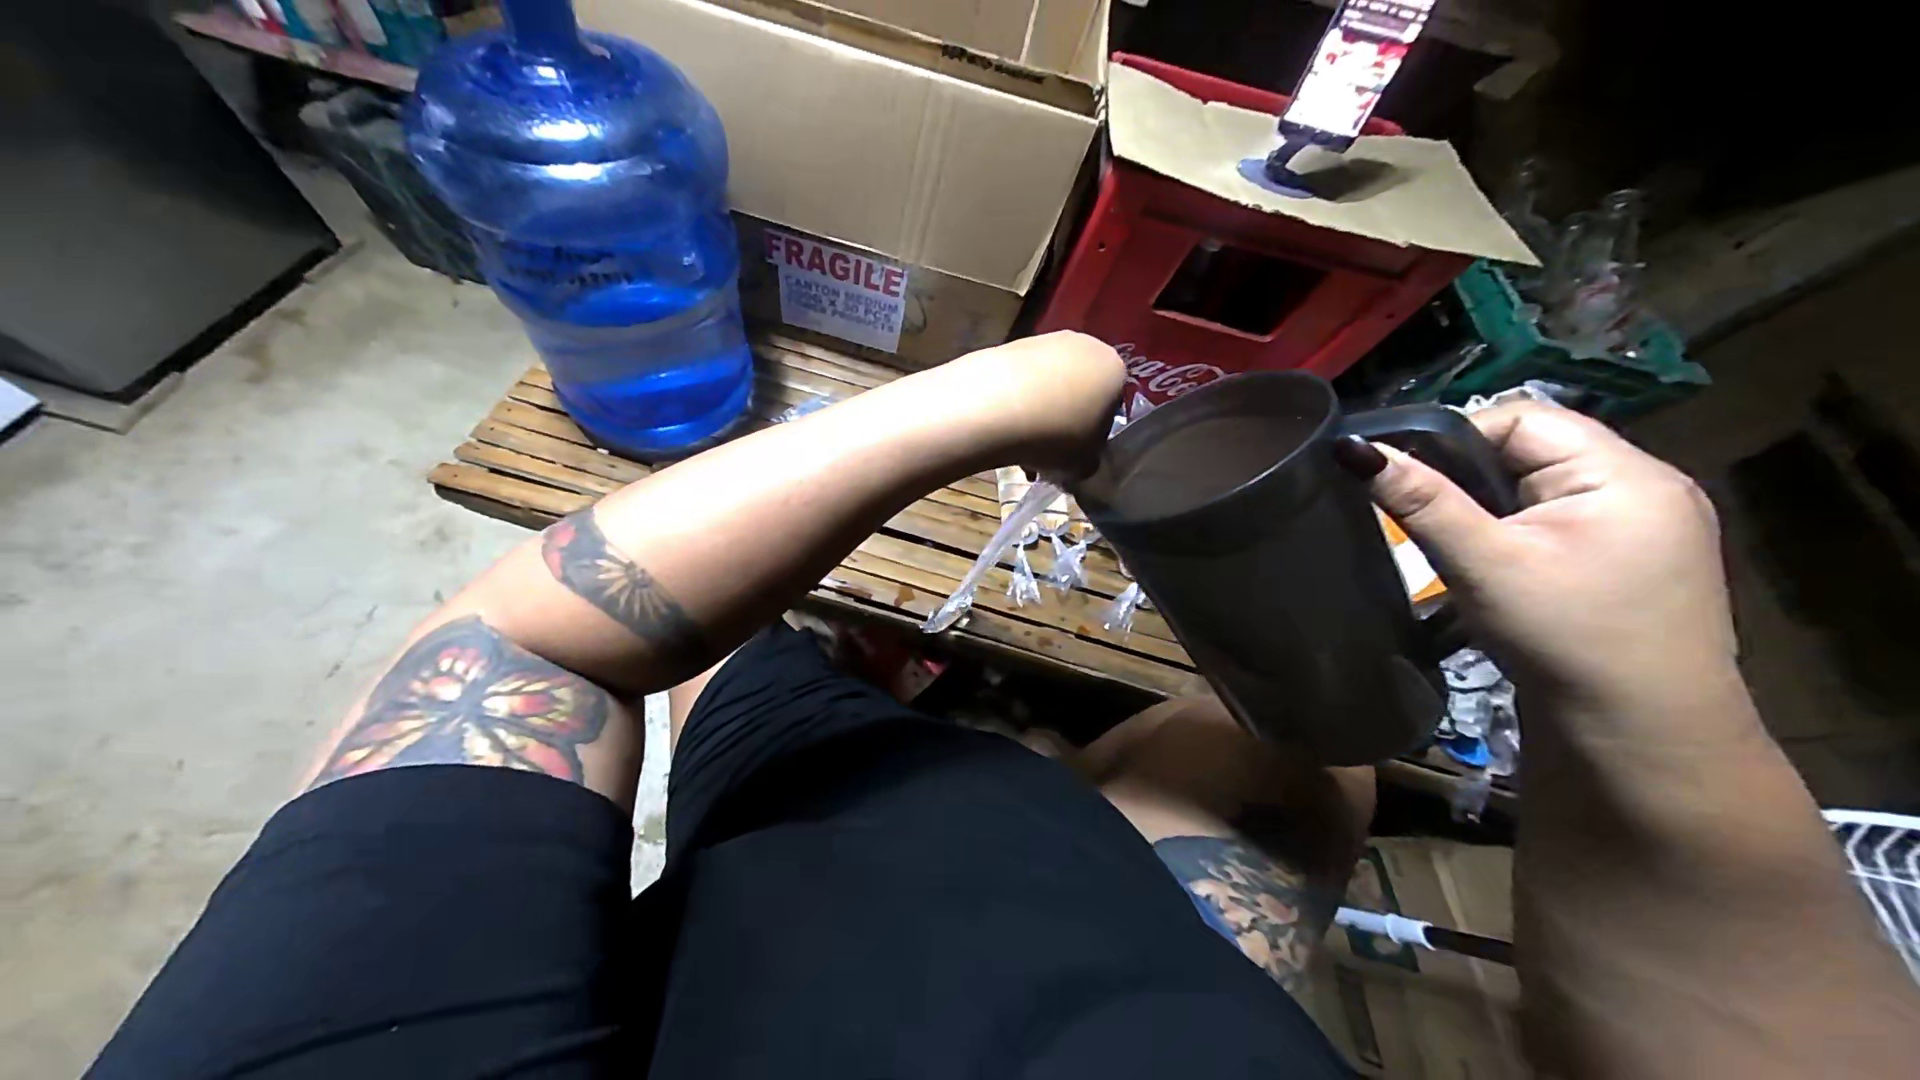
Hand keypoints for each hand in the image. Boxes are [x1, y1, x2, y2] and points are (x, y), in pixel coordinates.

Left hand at [938, 331, 1125, 475]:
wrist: (998, 405)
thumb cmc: (1056, 434)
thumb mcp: (1083, 463)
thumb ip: (1089, 461)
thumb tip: (1080, 462)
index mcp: (1114, 370)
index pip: (1112, 407)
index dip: (1093, 436)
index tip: (1074, 454)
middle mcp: (1086, 345)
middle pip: (1079, 391)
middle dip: (1064, 422)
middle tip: (1046, 452)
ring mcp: (1047, 340)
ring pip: (1050, 384)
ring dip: (1039, 413)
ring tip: (1020, 444)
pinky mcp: (1012, 343)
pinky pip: (1023, 378)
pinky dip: (1017, 399)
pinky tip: (1003, 426)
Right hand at [1348, 402, 1737, 715]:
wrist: (1641, 735)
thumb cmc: (1564, 635)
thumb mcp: (1483, 561)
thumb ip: (1421, 500)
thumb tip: (1352, 449)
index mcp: (1624, 472)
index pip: (1521, 418)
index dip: (1453, 436)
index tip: (1401, 473)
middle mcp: (1643, 486)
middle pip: (1530, 449)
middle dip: (1467, 474)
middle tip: (1418, 509)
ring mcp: (1640, 525)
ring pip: (1536, 486)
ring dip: (1486, 503)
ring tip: (1449, 536)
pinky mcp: (1624, 559)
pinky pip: (1553, 517)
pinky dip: (1510, 527)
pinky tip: (1490, 558)